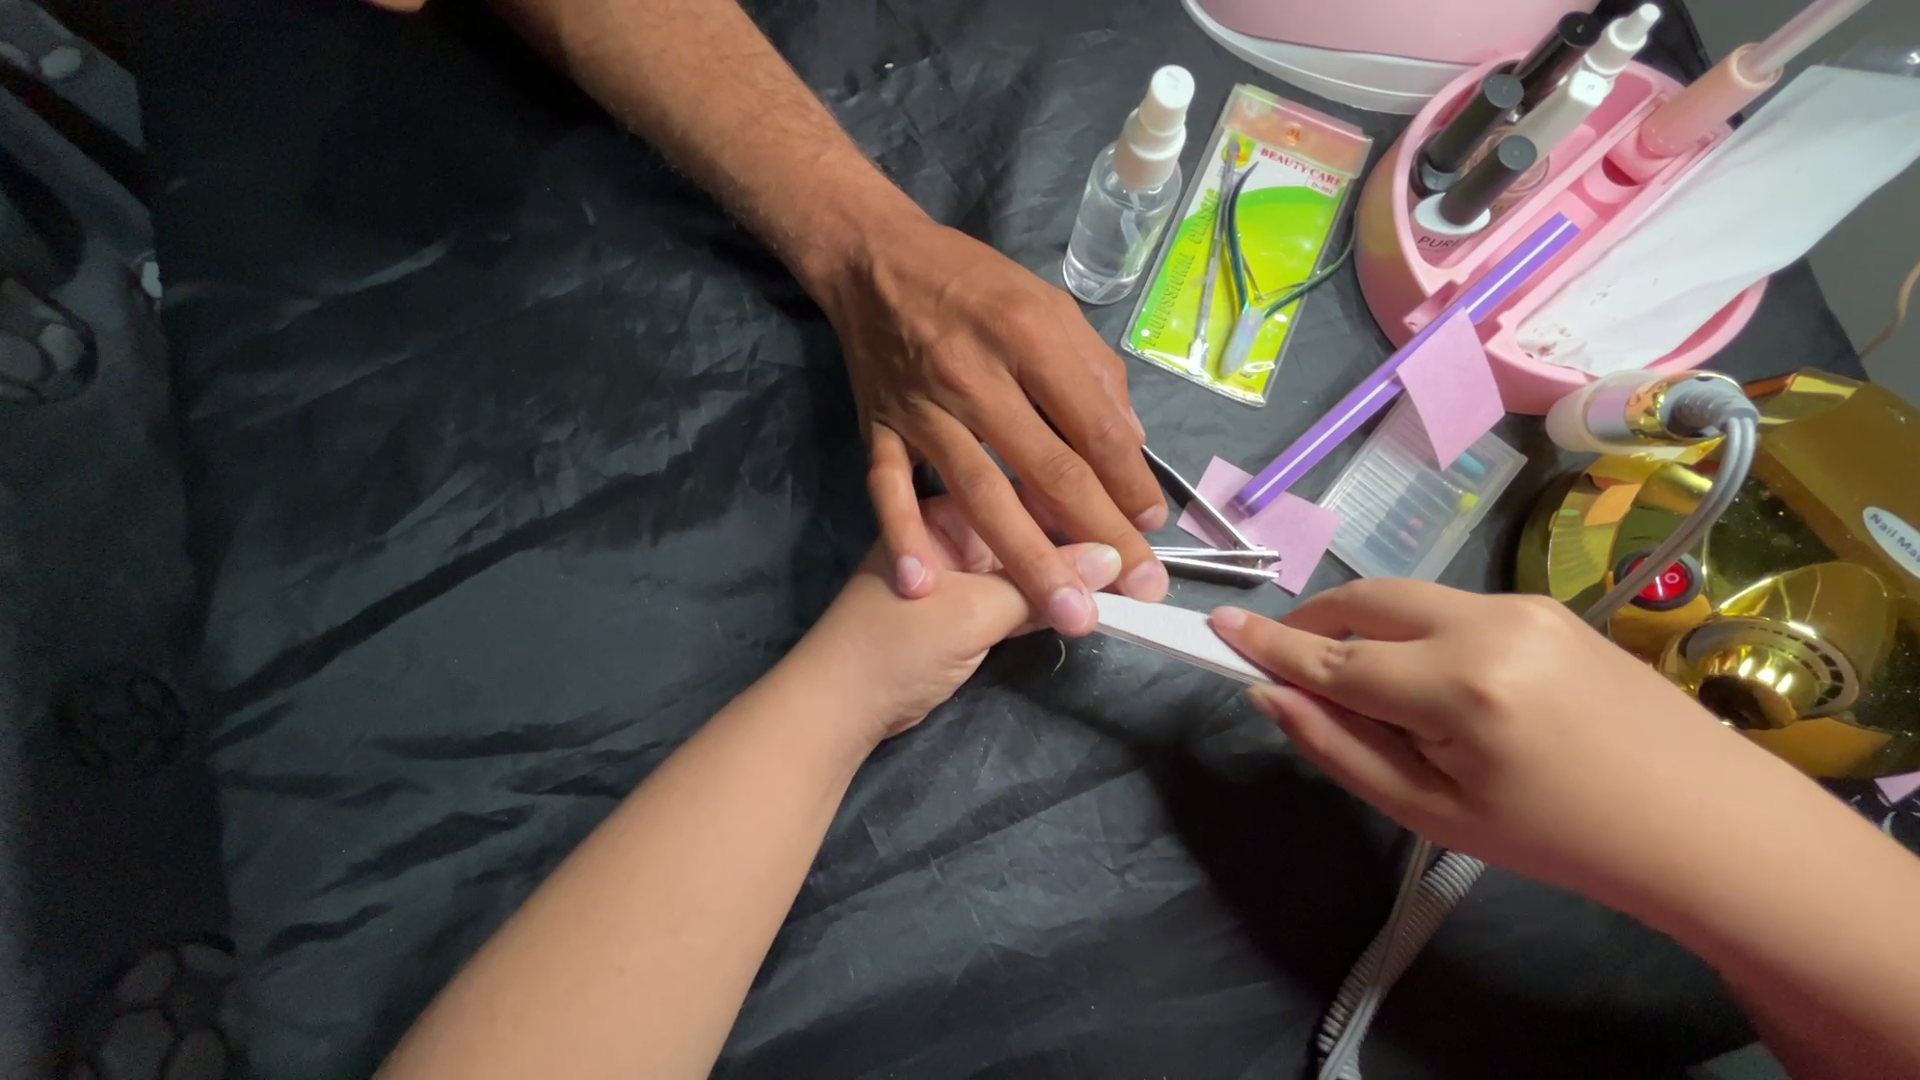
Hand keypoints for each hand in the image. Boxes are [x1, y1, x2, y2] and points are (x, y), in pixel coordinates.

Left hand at [792, 497, 1122, 748]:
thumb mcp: (971, 612)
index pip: (1023, 495)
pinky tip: (1089, 605)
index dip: (1077, 507)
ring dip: (1068, 579)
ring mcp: (961, 576)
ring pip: (1028, 567)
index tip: (1133, 522)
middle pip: (1030, 530)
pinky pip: (1018, 598)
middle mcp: (956, 535)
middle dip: (1081, 545)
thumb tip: (1112, 563)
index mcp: (947, 513)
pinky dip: (1048, 604)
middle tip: (1142, 557)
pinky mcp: (966, 613)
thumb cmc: (894, 644)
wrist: (839, 708)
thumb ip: (1040, 587)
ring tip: (1128, 581)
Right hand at [813, 216, 1168, 636]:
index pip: (1092, 425)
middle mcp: (976, 377)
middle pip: (1047, 470)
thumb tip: (1128, 446)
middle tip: (1137, 593)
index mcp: (1028, 337)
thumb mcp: (1048, 302)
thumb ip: (1093, 373)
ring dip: (1027, 558)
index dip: (1129, 481)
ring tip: (1067, 613)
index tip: (1151, 525)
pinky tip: (924, 587)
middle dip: (1098, 536)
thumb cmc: (972, 281)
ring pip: (980, 492)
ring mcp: (923, 408)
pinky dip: (903, 536)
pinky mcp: (878, 428)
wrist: (874, 260)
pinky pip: (890, 489)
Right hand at [1208, 580, 1814, 905]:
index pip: (1332, 658)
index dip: (1267, 643)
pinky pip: (1443, 606)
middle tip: (1288, 662)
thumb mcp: (1430, 814)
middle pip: (1361, 601)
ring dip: (1359, 625)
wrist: (1714, 828)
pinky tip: (1428, 677)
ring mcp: (1520, 605)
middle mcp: (1486, 625)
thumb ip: (1337, 747)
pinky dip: (1407, 629)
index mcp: (1459, 689)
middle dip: (1312, 622)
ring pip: (1400, 597)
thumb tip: (1268, 695)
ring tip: (1362, 680)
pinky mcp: (1541, 602)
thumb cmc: (1560, 839)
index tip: (1216, 624)